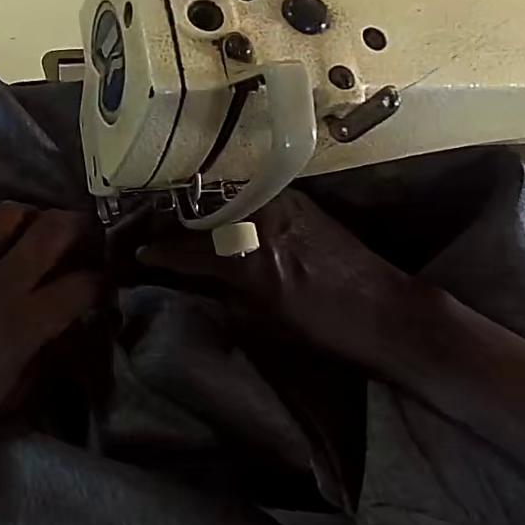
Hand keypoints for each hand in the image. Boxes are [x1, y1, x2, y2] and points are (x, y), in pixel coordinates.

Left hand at [0, 204, 104, 437]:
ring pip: (10, 214)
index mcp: (25, 322)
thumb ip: (48, 350)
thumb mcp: (16, 392)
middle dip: (83, 227)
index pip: (83, 284)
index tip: (110, 282)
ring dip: (36, 217)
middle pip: (54, 229)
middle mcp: (0, 284)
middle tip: (91, 238)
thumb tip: (68, 324)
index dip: (105, 280)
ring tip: (43, 233)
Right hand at [136, 191, 435, 370]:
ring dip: (201, 210)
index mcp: (249, 262)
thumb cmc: (324, 329)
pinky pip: (252, 195)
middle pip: (204, 218)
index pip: (189, 253)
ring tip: (179, 218)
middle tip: (153, 229)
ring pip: (227, 201)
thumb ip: (224, 295)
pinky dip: (230, 203)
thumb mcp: (265, 322)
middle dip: (174, 224)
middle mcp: (262, 223)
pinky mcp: (299, 198)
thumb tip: (194, 281)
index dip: (160, 254)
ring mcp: (282, 204)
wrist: (384, 309)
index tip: (140, 253)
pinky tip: (219, 209)